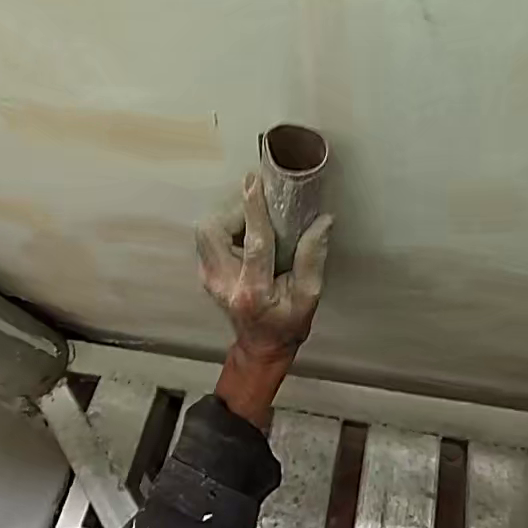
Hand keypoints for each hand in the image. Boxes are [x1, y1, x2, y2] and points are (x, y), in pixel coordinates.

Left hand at [195, 172, 333, 360]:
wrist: (261, 345)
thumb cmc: (287, 324)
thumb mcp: (309, 295)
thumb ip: (312, 257)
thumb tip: (322, 221)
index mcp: (253, 292)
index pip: (254, 243)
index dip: (254, 210)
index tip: (255, 182)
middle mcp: (223, 283)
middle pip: (214, 231)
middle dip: (235, 210)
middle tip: (259, 207)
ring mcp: (209, 278)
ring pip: (206, 231)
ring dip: (229, 218)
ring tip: (254, 220)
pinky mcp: (206, 272)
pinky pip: (208, 238)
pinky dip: (226, 228)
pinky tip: (246, 232)